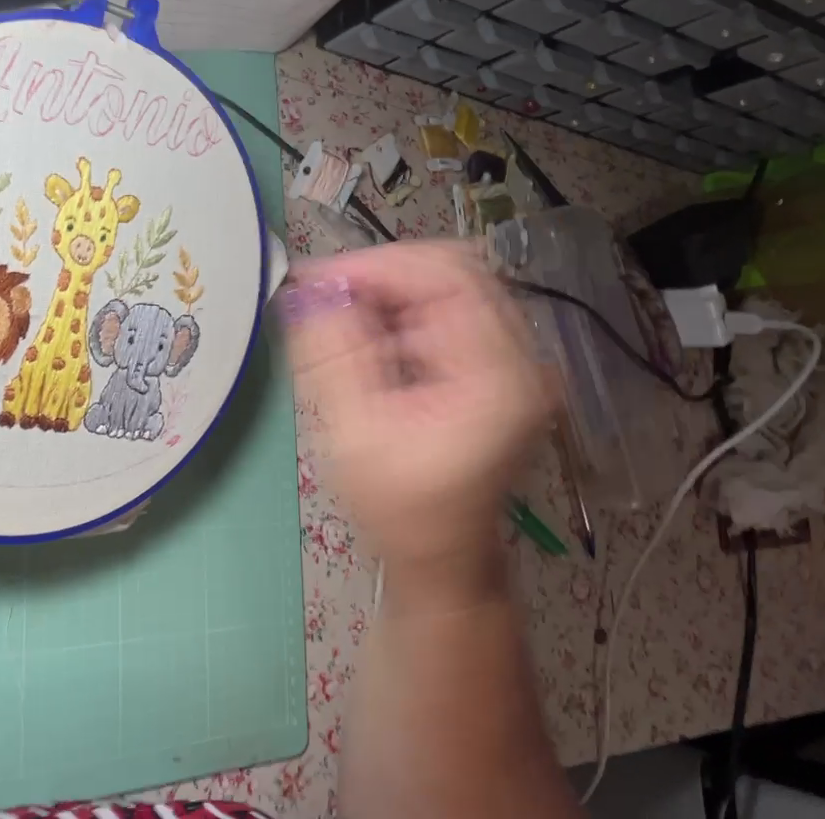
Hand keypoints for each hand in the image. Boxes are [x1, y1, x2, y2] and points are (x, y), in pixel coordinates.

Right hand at [278, 241, 549, 604]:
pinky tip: (359, 342)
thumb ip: (332, 356)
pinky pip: (437, 314)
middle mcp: (517, 355)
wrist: (438, 558)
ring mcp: (505, 359)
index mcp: (498, 373)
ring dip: (381, 295)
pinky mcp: (485, 366)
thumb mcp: (354, 433)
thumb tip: (307, 291)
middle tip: (319, 296)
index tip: (315, 282)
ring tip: (331, 320)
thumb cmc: (399, 509)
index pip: (447, 277)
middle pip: (450, 273)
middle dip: (377, 276)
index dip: (377, 266)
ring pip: (441, 288)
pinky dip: (392, 315)